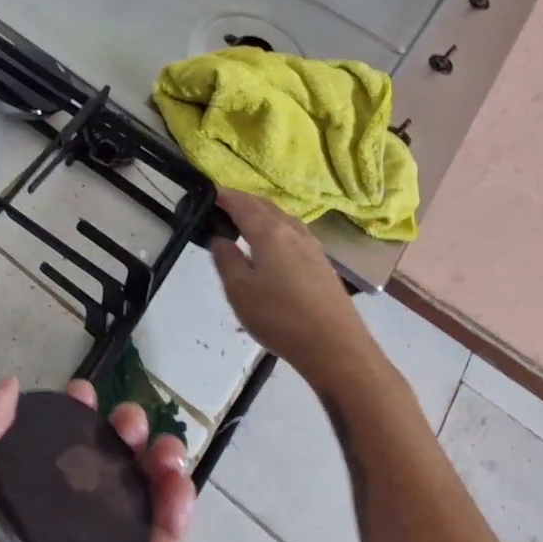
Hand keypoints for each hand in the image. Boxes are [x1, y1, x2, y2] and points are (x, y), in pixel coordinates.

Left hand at [0, 377, 194, 541]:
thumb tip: (10, 386)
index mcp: (8, 508)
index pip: (44, 452)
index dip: (65, 419)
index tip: (82, 394)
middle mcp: (51, 530)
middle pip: (97, 471)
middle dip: (119, 436)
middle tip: (130, 420)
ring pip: (135, 505)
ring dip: (157, 468)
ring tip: (166, 447)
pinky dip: (176, 517)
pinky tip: (180, 487)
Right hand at [209, 188, 367, 371]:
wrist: (336, 347)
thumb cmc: (280, 317)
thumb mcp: (239, 290)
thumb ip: (226, 259)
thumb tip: (220, 239)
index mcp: (269, 232)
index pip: (242, 204)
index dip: (223, 196)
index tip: (207, 194)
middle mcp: (293, 231)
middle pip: (265, 206)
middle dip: (242, 202)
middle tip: (221, 207)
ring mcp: (312, 247)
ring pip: (282, 218)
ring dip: (262, 214)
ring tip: (244, 224)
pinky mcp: (323, 264)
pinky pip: (294, 233)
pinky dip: (277, 229)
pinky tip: (273, 246)